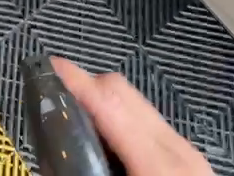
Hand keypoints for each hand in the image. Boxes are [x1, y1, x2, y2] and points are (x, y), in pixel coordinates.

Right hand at [54, 57, 215, 174]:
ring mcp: (186, 150)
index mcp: (158, 164)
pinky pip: (148, 122)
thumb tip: (48, 161)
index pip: (110, 101)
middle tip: (53, 101)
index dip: (73, 78)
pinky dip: (122, 120)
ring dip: (103, 102)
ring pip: (135, 101)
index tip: (43, 67)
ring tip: (77, 124)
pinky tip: (109, 145)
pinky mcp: (189, 158)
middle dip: (83, 85)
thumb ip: (84, 168)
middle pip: (120, 89)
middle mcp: (176, 148)